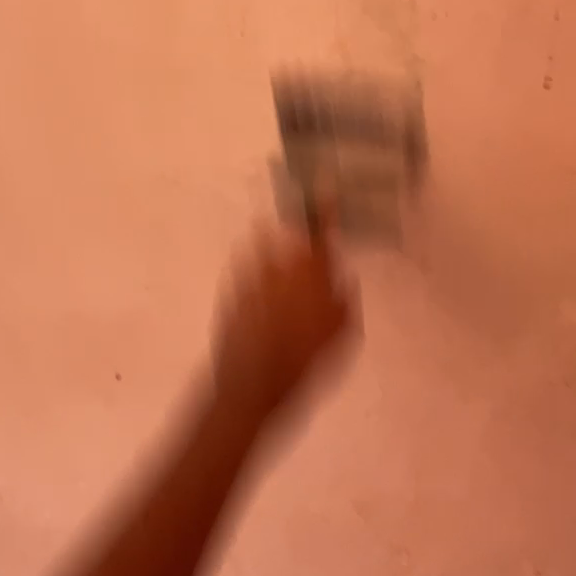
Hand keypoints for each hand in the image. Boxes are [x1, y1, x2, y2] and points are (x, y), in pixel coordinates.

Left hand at [213, 217, 358, 418]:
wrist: (251, 388)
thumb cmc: (305, 363)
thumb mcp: (344, 335)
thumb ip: (345, 299)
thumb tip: (342, 278)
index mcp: (312, 275)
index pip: (321, 232)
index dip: (325, 208)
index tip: (326, 187)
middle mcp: (280, 268)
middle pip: (288, 233)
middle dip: (297, 227)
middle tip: (304, 231)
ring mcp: (251, 278)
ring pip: (262, 245)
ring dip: (271, 240)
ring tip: (277, 245)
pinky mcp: (231, 293)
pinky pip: (244, 268)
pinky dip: (252, 265)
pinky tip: (258, 277)